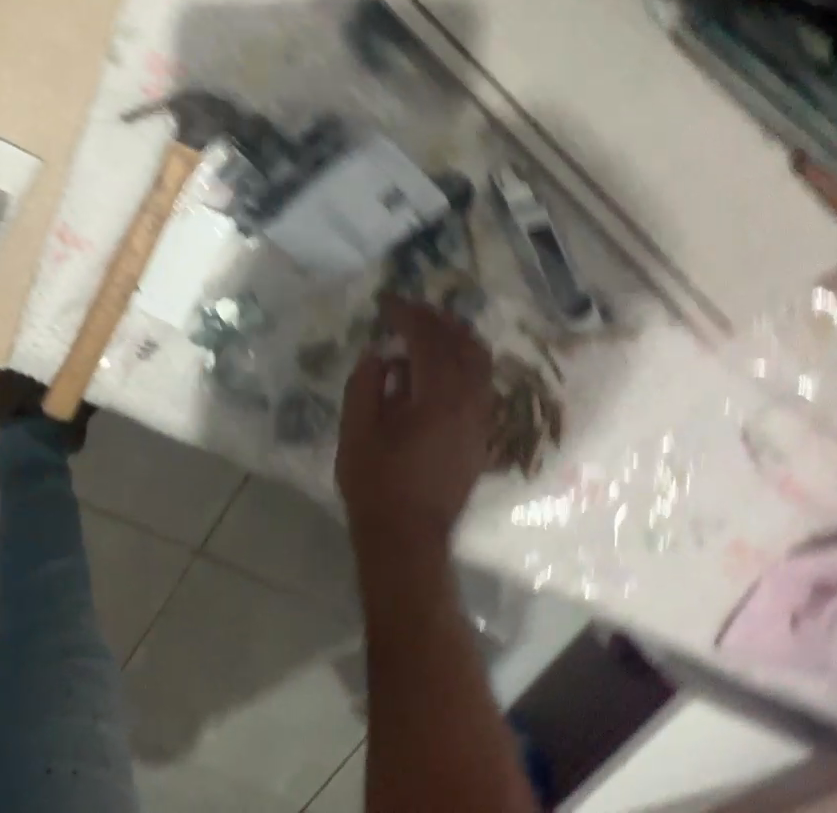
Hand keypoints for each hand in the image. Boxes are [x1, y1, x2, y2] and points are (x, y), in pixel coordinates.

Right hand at [336, 296, 494, 549]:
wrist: (408, 535)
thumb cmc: (375, 481)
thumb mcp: (355, 429)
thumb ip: (367, 385)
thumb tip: (380, 355)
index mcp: (438, 398)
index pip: (428, 340)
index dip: (408, 314)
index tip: (386, 300)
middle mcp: (470, 403)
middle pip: (464, 346)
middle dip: (437, 320)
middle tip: (407, 308)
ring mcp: (480, 421)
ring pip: (479, 364)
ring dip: (454, 340)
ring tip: (425, 330)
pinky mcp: (479, 436)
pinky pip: (479, 385)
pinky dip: (461, 364)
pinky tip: (434, 369)